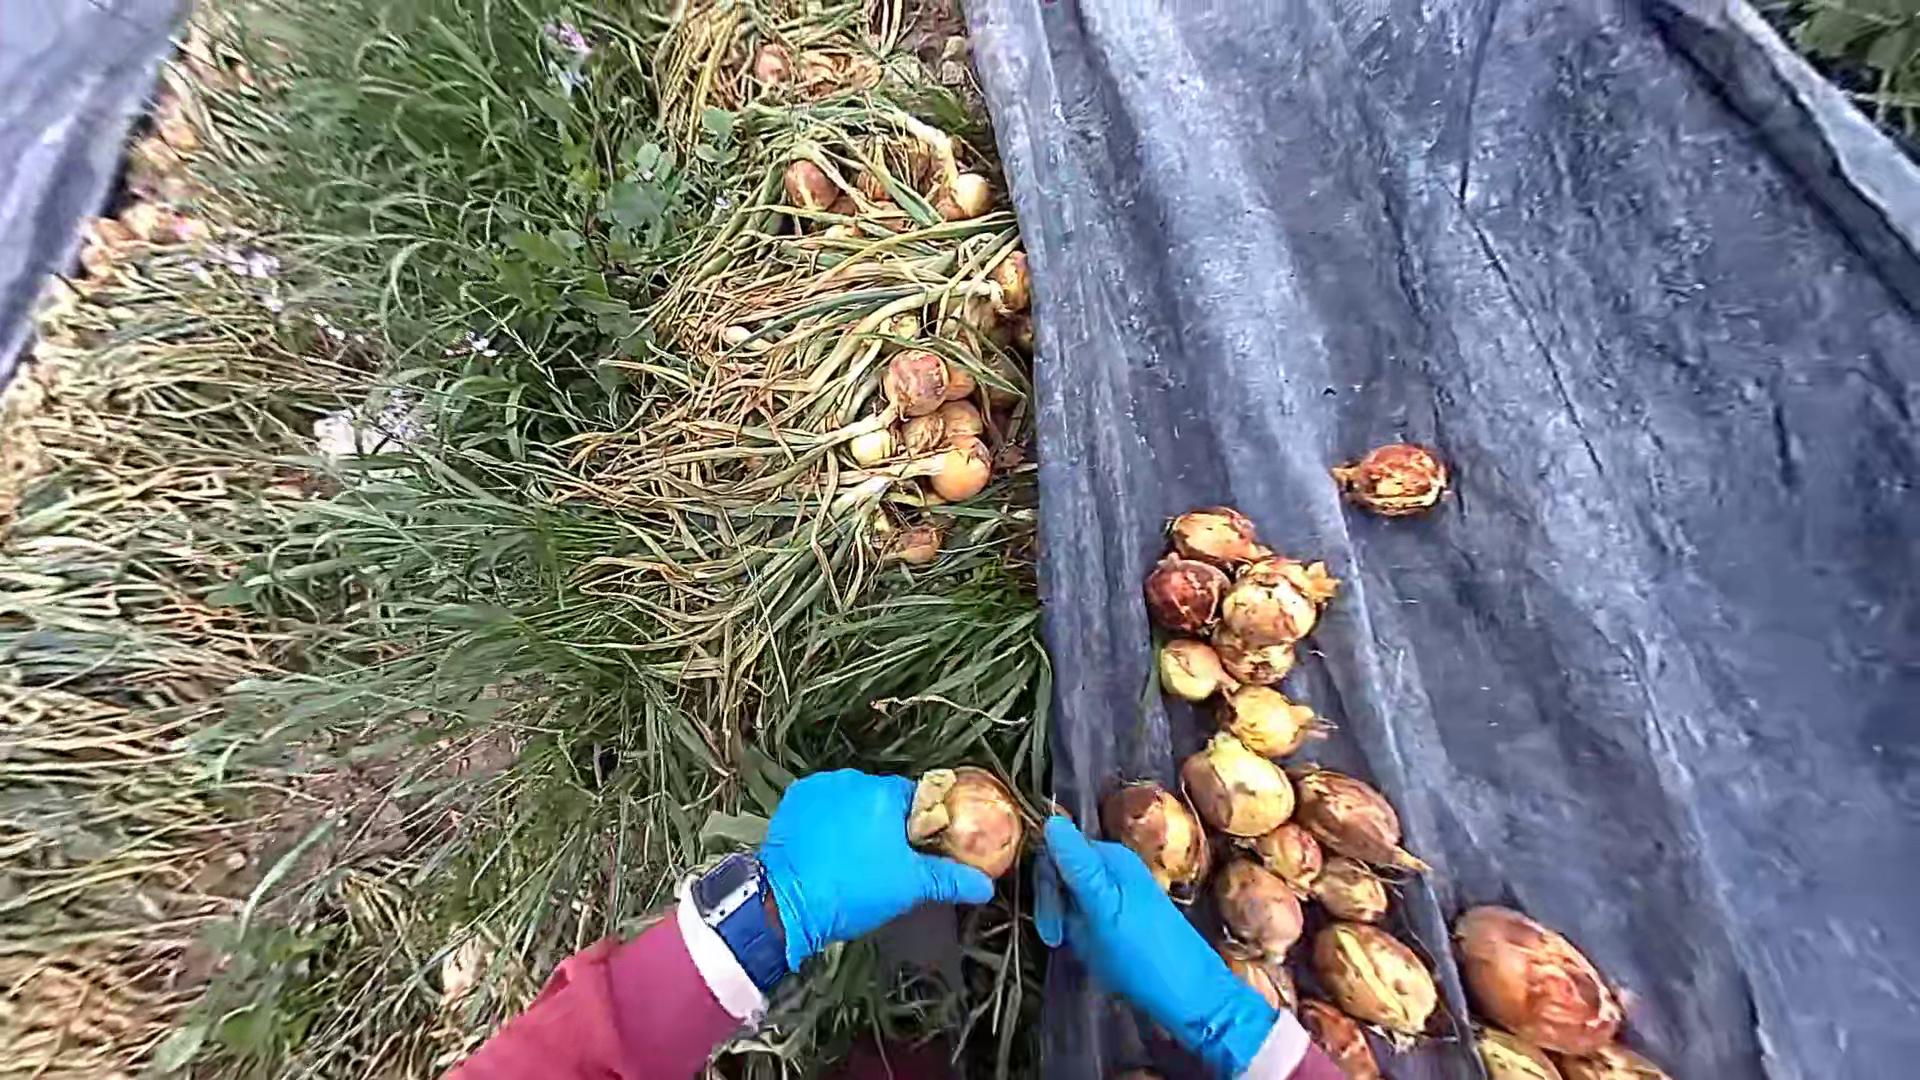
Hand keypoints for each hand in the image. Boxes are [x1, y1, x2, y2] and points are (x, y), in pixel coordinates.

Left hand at [759, 769, 995, 971]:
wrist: (785, 902)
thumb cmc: (854, 889)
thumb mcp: (908, 887)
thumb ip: (950, 879)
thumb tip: (987, 886)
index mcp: (885, 792)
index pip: (915, 797)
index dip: (917, 823)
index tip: (913, 847)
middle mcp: (855, 778)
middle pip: (882, 796)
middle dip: (885, 821)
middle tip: (882, 858)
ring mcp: (822, 784)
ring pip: (852, 797)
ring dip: (855, 816)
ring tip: (849, 855)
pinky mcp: (796, 795)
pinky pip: (822, 801)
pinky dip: (827, 816)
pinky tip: (824, 844)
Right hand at [1036, 817, 1276, 1075]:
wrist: (1199, 1004)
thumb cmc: (1147, 955)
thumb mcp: (1103, 907)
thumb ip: (1076, 864)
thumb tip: (1049, 819)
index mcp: (1109, 857)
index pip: (1057, 850)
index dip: (1046, 886)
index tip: (1051, 927)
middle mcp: (1115, 867)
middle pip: (1064, 871)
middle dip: (1055, 906)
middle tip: (1059, 941)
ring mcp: (1122, 892)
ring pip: (1074, 896)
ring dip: (1070, 924)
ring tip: (1084, 951)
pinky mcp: (1127, 916)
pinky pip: (1090, 914)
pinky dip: (1085, 934)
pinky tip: (1097, 955)